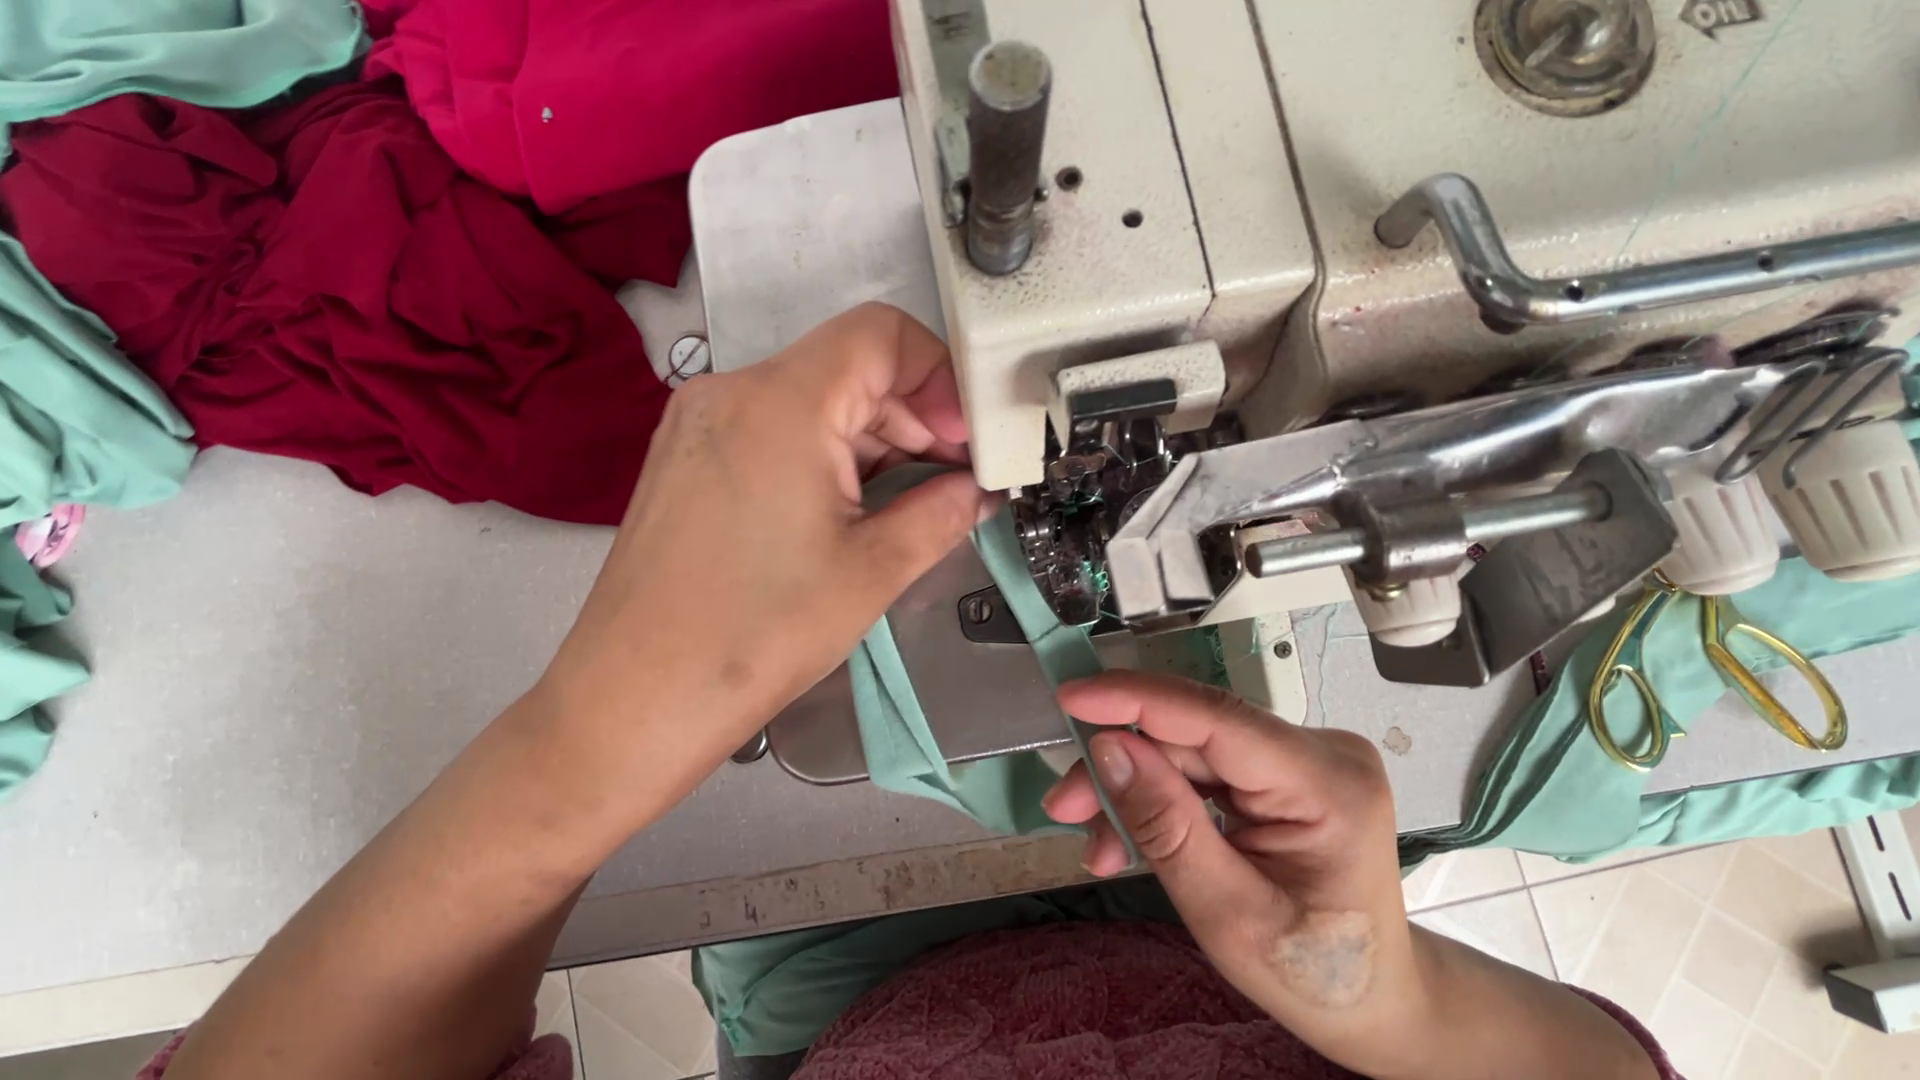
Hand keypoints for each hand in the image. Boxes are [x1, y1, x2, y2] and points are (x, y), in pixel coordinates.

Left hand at [537, 303, 991, 809]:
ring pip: (812, 396)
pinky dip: (825, 452)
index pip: (882, 333)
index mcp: (782, 401)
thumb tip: (980, 490)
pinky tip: (851, 507)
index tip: (965, 439)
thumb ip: (943, 513)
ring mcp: (700, 421)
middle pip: (848, 364)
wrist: (635, 698)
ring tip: (909, 502)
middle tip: (953, 478)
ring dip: (871, 437)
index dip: (940, 375)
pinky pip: (774, 427)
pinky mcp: (686, 456)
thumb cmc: (758, 634)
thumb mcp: (872, 571)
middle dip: (913, 414)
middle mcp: (732, 390)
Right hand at [1041, 672, 1425, 1070]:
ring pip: (1189, 749)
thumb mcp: (1226, 916)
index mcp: (1327, 786)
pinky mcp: (1284, 770)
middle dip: (1122, 767)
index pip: (1218, 717)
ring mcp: (1303, 757)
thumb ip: (1166, 828)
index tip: (1069, 697)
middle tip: (1065, 808)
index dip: (1137, 699)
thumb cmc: (1310, 975)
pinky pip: (1203, 766)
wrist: (1370, 1001)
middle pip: (1193, 735)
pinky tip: (1129, 839)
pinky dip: (1160, 799)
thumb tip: (1109, 748)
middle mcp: (1320, 752)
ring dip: (1134, 789)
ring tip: (1099, 845)